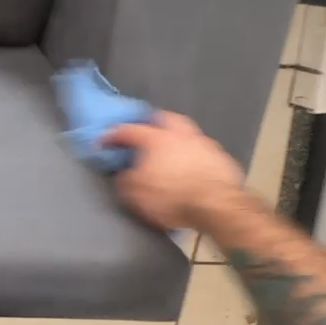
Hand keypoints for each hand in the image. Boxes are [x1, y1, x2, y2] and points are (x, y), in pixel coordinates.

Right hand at [103, 111, 245, 230]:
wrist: (216, 207)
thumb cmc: (170, 197)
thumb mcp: (135, 193)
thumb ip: (125, 179)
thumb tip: (124, 173)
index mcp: (156, 139)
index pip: (128, 131)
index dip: (112, 136)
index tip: (103, 143)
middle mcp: (181, 135)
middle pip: (165, 118)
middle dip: (152, 122)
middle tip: (144, 131)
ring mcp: (205, 145)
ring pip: (188, 132)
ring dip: (176, 137)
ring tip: (170, 149)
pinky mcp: (222, 159)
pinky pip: (203, 150)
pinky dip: (193, 154)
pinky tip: (192, 165)